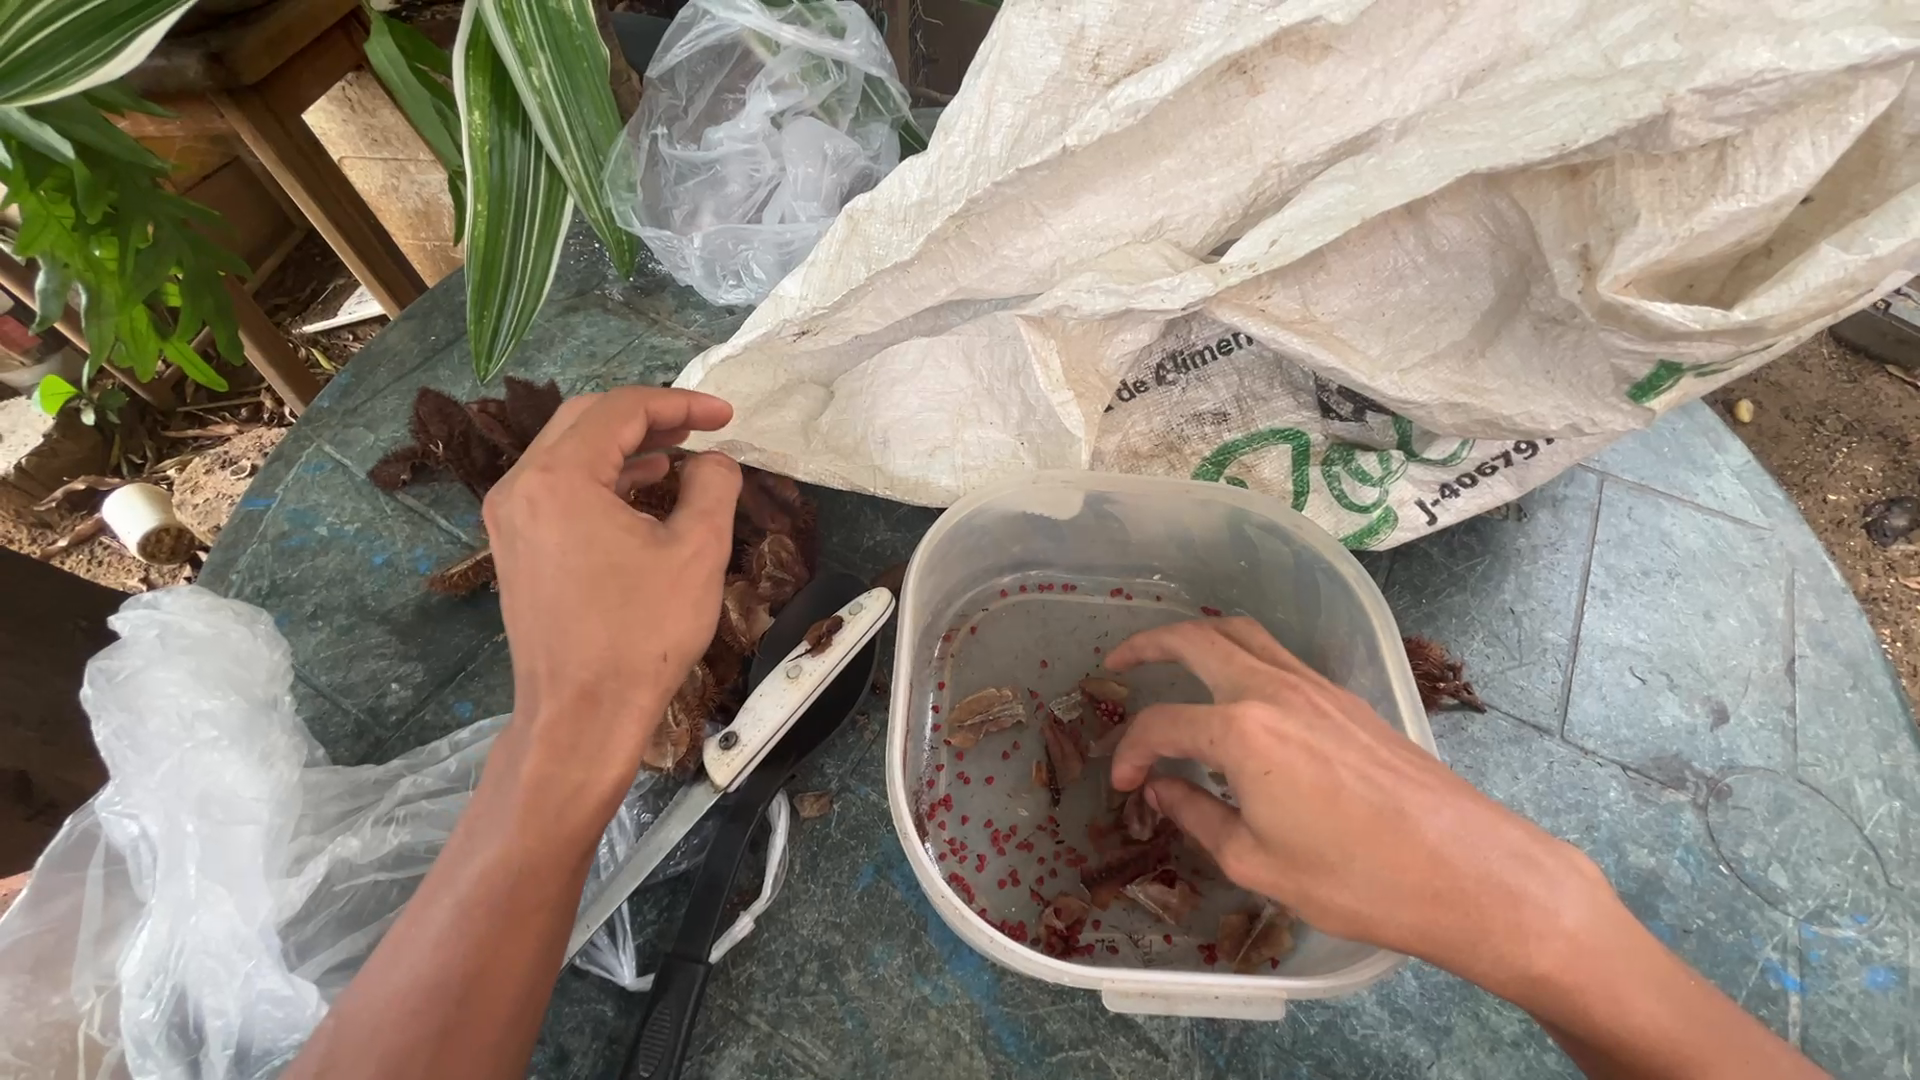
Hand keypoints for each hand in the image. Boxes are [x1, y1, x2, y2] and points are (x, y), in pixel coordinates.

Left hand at [483, 387, 740, 800]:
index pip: (621, 410)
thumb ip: (714, 486)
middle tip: (702, 428)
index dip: (680, 404)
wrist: (583, 714)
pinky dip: (605, 477)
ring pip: (570, 452)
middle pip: (586, 420)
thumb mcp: (697, 551)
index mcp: (559, 477)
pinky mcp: (518, 547)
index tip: (727, 416)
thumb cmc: (643, 632)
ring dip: (627, 445)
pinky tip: (644, 491)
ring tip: (681, 454)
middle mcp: (520, 486)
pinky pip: (561, 488)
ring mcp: (512, 519)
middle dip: (650, 416)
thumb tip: (714, 461)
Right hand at [1104, 617, 1610, 991]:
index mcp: (1241, 730)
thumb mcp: (1257, 862)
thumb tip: (1160, 789)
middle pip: (1194, 639)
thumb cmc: (1358, 880)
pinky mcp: (1343, 696)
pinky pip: (1275, 652)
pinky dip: (1238, 653)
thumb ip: (1196, 815)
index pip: (1161, 724)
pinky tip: (1235, 690)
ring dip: (1195, 636)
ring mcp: (1313, 685)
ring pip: (1240, 631)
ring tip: (1168, 657)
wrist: (1472, 873)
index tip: (1125, 784)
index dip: (1132, 752)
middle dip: (1146, 645)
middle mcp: (1271, 689)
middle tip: (1116, 665)